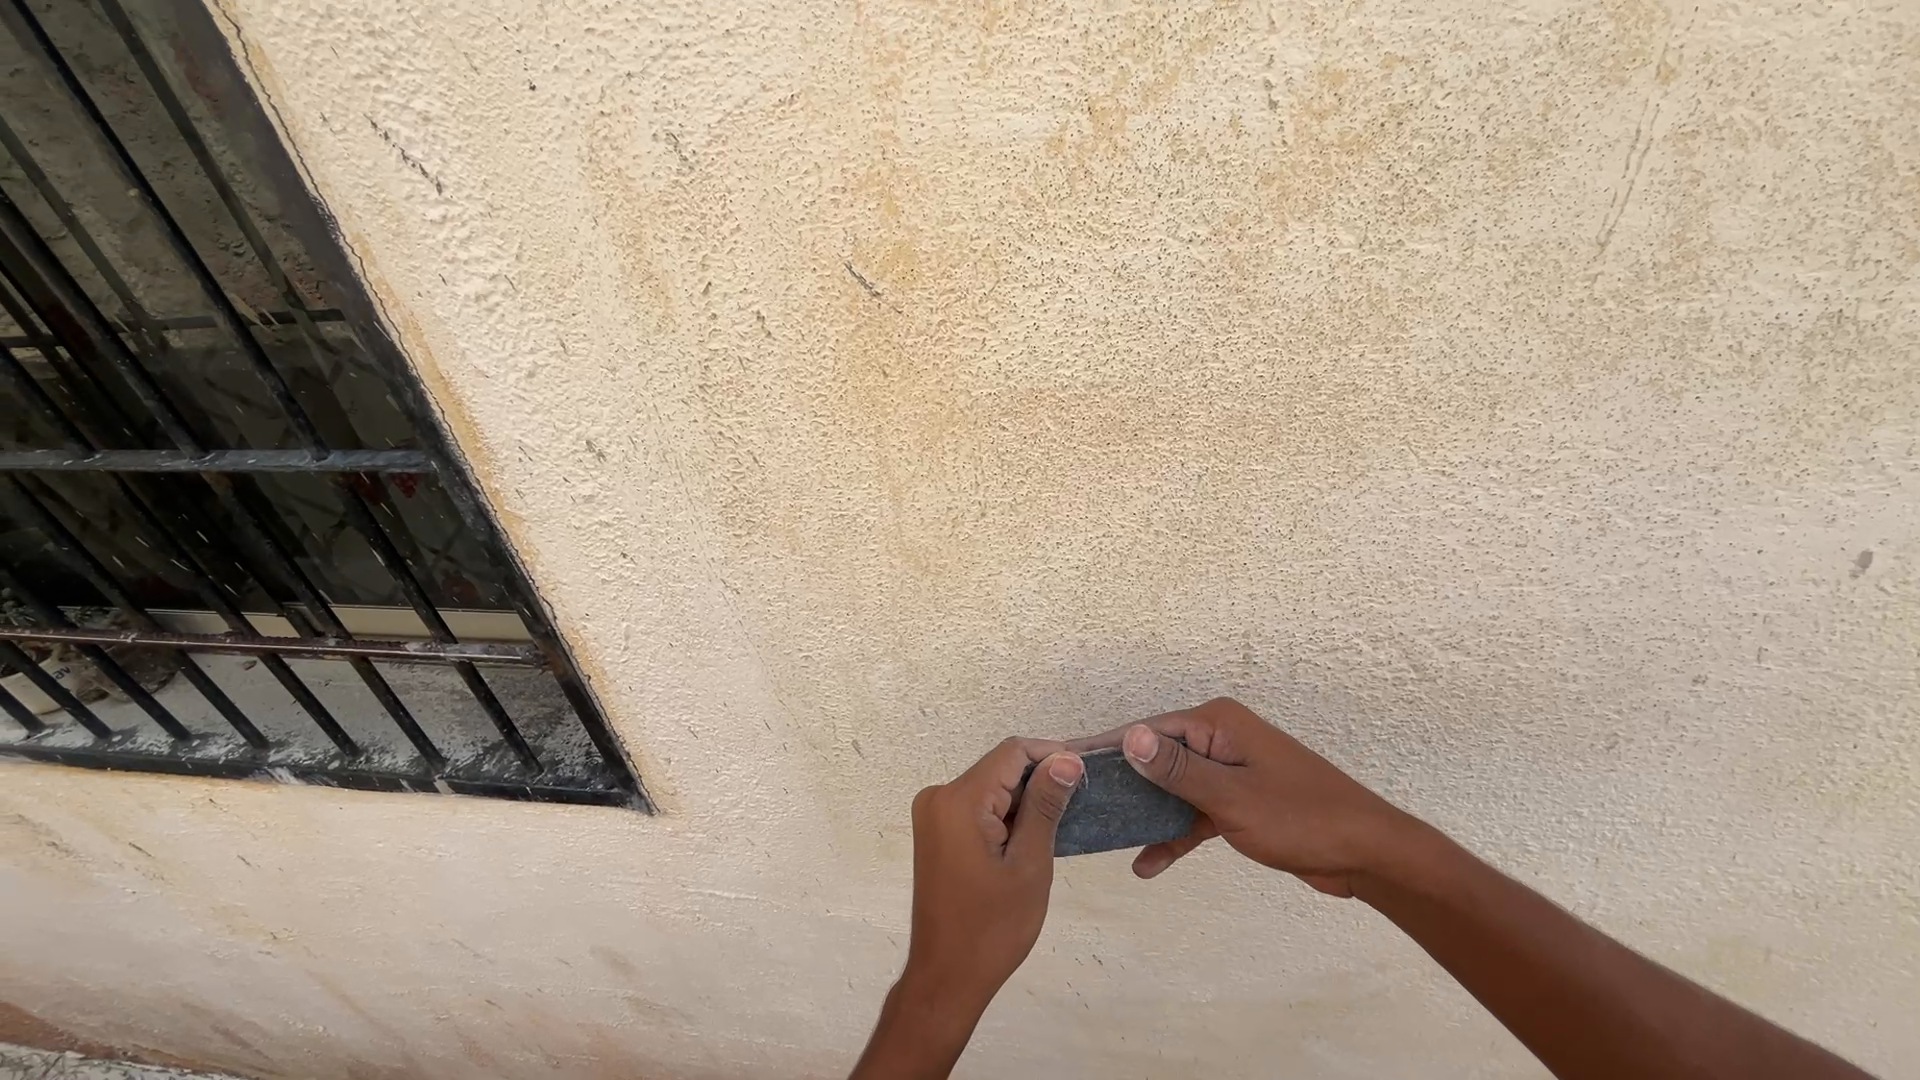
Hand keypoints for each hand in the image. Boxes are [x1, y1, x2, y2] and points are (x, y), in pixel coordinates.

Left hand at [851, 738, 1083, 1078]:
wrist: (947, 977)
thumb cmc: (992, 929)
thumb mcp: (1030, 864)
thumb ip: (1046, 804)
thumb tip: (1067, 759)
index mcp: (959, 800)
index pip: (1012, 752)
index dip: (1052, 753)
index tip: (1087, 771)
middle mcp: (939, 796)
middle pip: (1000, 767)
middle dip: (1041, 777)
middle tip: (1083, 798)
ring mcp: (934, 814)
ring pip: (992, 786)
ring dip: (1026, 798)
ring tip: (1066, 816)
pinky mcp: (937, 830)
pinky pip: (979, 805)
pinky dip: (1008, 813)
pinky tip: (1036, 831)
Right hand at [1069, 697, 1414, 895]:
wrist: (1368, 856)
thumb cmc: (1301, 817)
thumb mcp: (1230, 796)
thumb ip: (1176, 769)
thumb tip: (1128, 737)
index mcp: (1218, 723)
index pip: (1149, 731)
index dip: (1108, 748)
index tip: (1067, 761)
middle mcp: (1220, 738)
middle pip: (1157, 757)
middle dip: (1122, 782)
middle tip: (1076, 800)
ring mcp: (1229, 770)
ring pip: (1172, 787)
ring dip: (1145, 813)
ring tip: (1102, 832)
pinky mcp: (1238, 801)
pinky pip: (1194, 812)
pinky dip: (1174, 834)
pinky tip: (1148, 864)